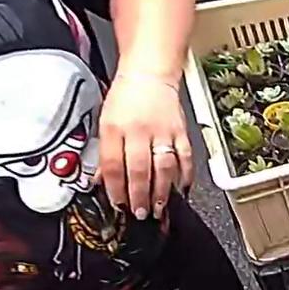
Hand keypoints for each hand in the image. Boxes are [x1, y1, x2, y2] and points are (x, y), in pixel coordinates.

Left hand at [99, 71, 193, 220]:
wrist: (150, 75)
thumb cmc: (126, 98)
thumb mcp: (104, 121)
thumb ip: (104, 151)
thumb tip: (102, 180)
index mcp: (114, 129)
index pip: (112, 164)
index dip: (115, 188)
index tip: (117, 204)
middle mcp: (138, 131)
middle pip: (138, 170)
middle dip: (139, 195)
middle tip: (139, 213)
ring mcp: (163, 133)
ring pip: (163, 167)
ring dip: (162, 191)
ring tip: (160, 207)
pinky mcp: (182, 133)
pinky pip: (186, 158)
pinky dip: (186, 176)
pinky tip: (183, 189)